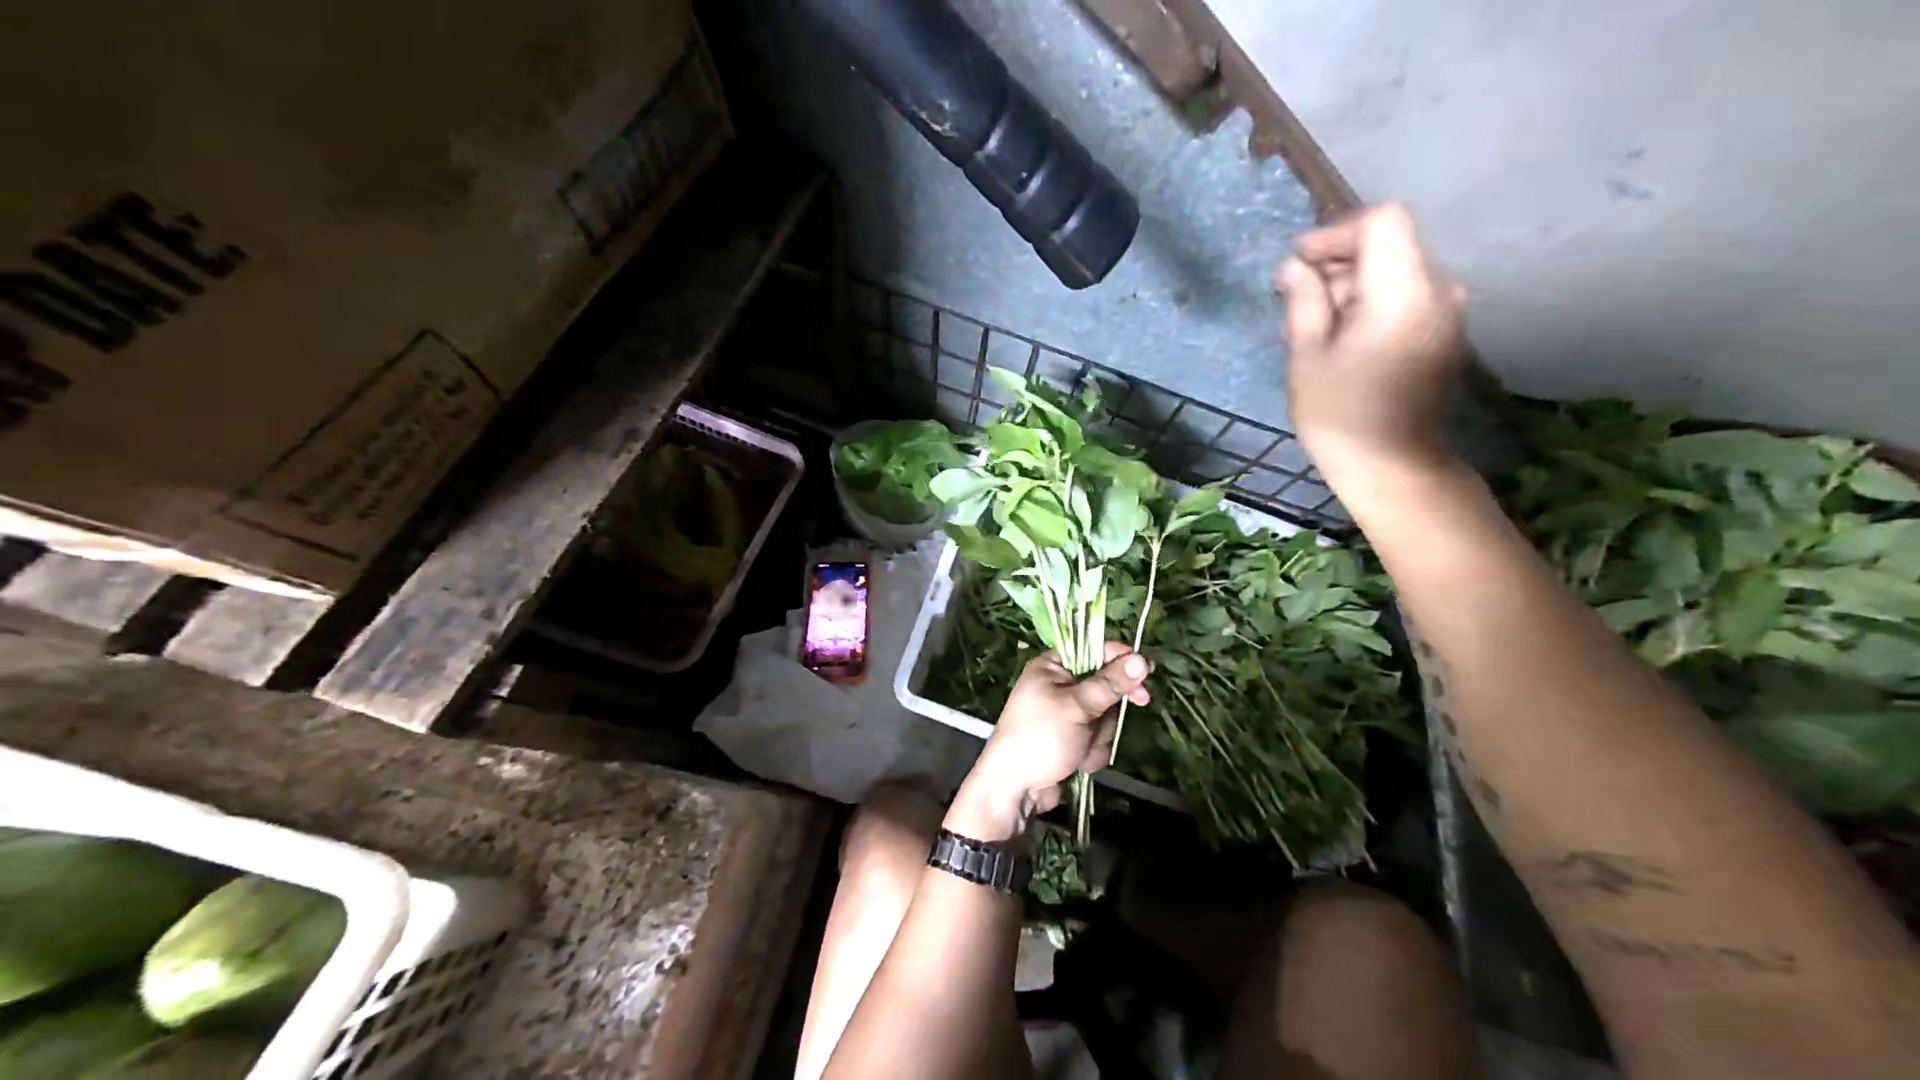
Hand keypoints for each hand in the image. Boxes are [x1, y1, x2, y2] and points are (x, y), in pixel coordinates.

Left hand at [944, 643, 1151, 841]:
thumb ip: (1109, 684)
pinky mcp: (1071, 738)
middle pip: (1105, 686)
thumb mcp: (1075, 707)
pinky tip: (1078, 762)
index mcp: (1052, 666)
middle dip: (1108, 711)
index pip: (1094, 650)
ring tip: (1081, 749)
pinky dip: (1092, 751)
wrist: (1014, 789)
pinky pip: (1097, 737)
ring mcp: (1066, 713)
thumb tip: (1141, 659)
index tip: (1146, 674)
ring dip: (1099, 736)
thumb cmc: (1039, 738)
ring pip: (1105, 716)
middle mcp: (1059, 685)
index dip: (1121, 661)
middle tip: (1134, 709)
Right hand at [1275, 203, 1469, 482]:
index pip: (1382, 222)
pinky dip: (1372, 303)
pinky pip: (1406, 296)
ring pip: (1396, 270)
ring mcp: (1447, 311)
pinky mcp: (1443, 331)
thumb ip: (1304, 301)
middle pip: (1389, 245)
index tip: (1299, 264)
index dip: (1336, 234)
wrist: (1392, 466)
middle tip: (1295, 303)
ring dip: (1352, 286)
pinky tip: (1343, 339)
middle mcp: (1438, 290)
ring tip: (1315, 326)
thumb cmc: (1340, 415)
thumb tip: (1296, 267)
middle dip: (1339, 264)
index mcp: (1404, 292)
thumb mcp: (1307, 356)